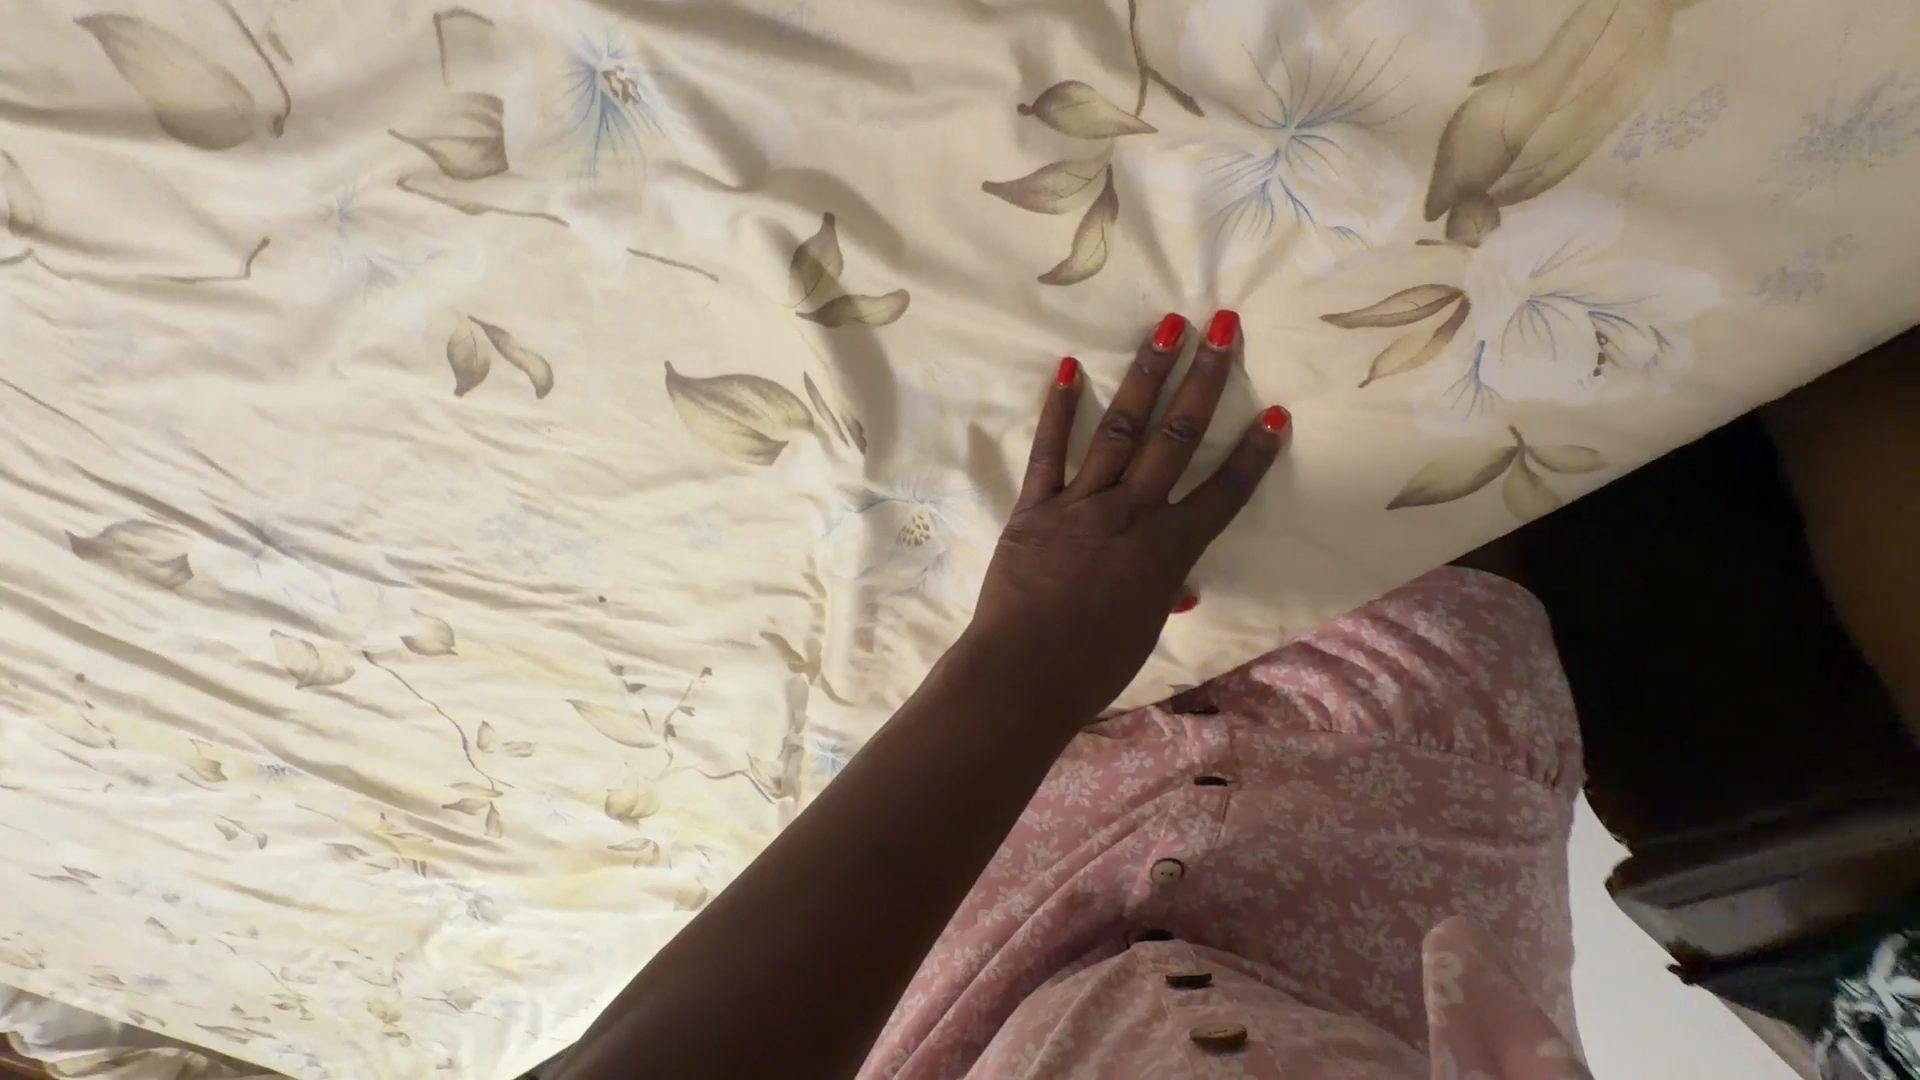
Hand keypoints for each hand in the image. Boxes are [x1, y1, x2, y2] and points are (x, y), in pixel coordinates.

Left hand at [958, 310, 1287, 722]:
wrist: (1024, 675)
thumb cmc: (1092, 668)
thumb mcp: (1144, 631)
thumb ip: (1163, 593)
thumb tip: (1182, 586)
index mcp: (1168, 551)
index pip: (1224, 493)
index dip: (1253, 453)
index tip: (1276, 412)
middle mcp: (1131, 515)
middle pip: (1177, 438)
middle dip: (1205, 380)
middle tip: (1223, 327)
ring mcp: (1081, 505)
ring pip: (1121, 430)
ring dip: (1146, 374)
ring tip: (1167, 326)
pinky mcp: (1035, 507)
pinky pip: (1049, 452)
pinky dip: (1058, 411)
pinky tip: (1067, 369)